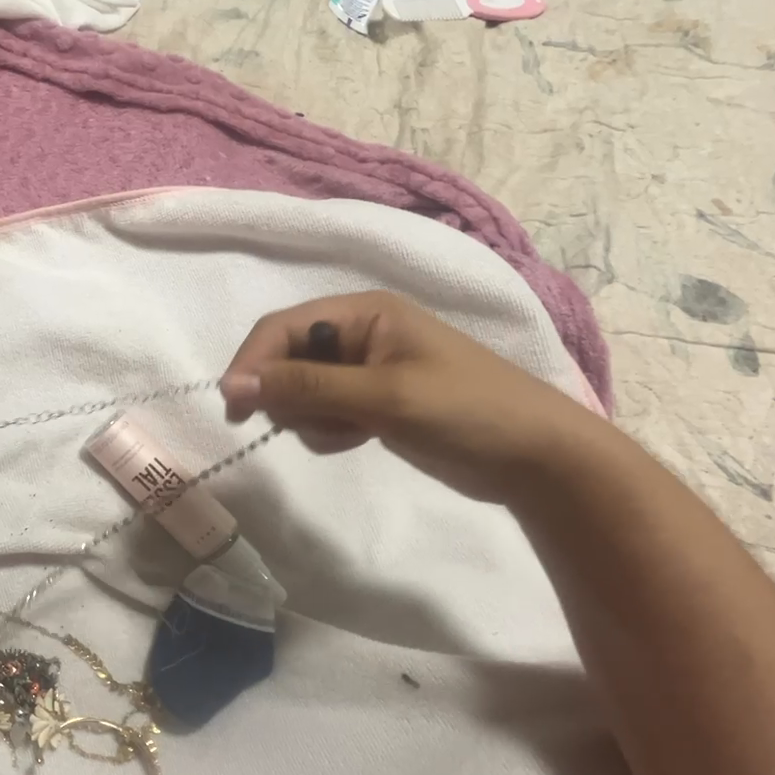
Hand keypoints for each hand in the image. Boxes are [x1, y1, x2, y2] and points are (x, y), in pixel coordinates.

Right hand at [219, 291, 608, 505]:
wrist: (539, 461)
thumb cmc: (469, 411)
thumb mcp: (384, 396)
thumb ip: (307, 388)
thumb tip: (234, 385)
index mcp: (363, 313)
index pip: (280, 328)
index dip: (251, 363)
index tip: (236, 406)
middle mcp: (356, 334)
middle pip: (283, 359)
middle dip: (287, 396)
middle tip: (316, 424)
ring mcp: (362, 370)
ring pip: (296, 392)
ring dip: (309, 418)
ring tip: (350, 432)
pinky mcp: (368, 402)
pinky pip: (319, 413)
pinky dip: (327, 431)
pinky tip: (358, 440)